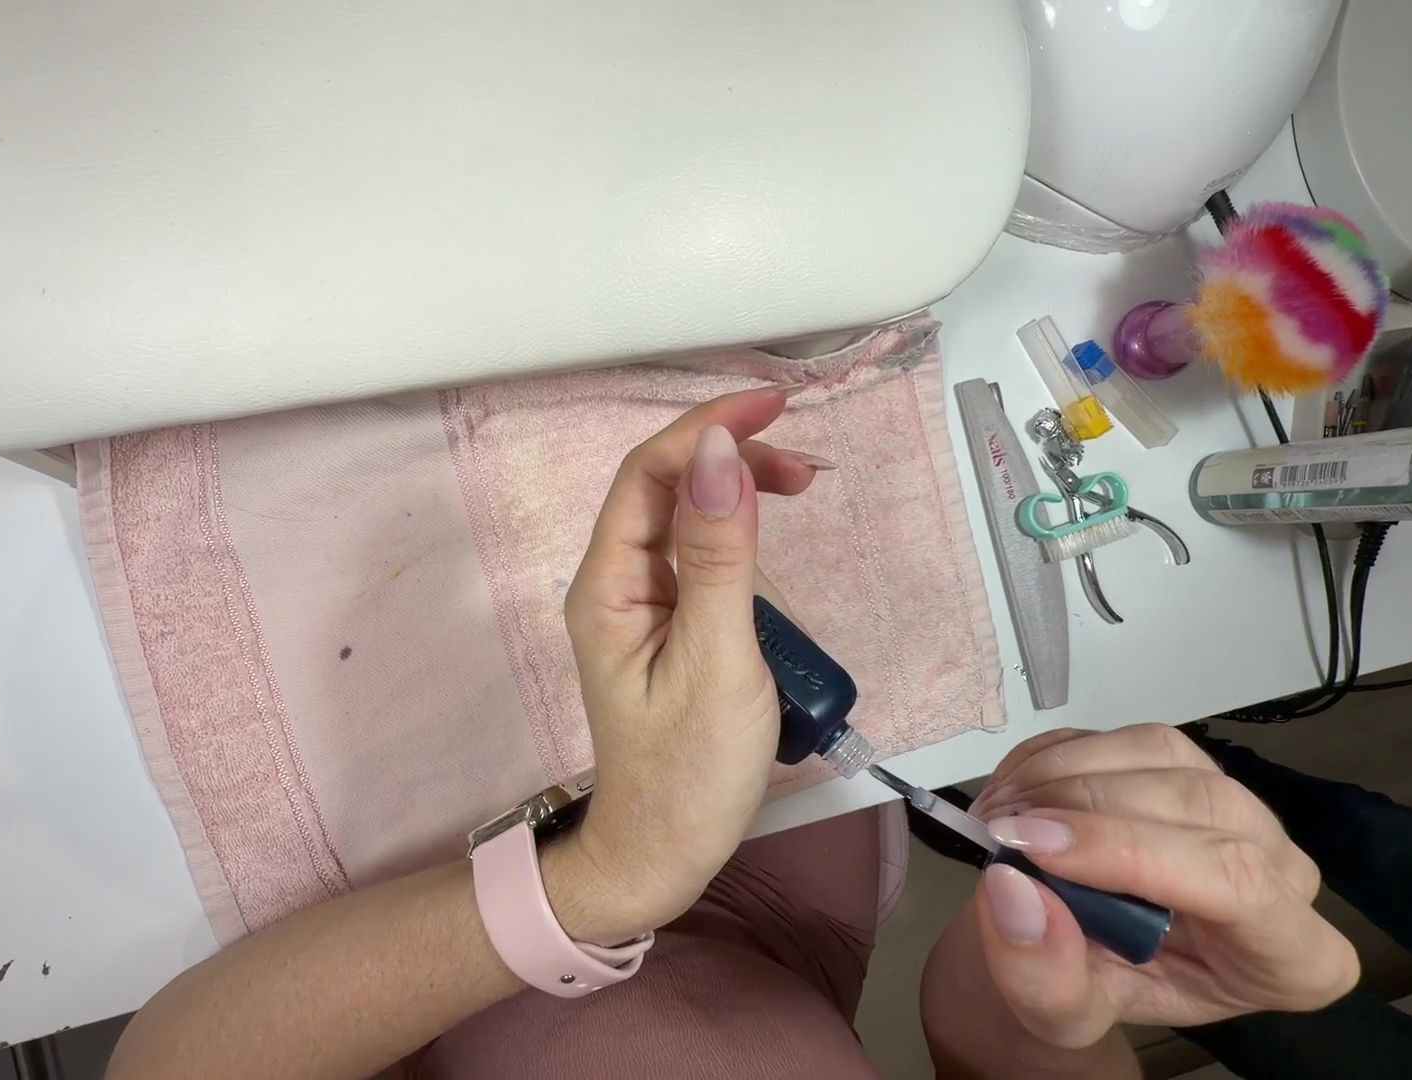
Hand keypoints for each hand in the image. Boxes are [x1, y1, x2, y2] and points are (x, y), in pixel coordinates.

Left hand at [545, 388, 829, 943]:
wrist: (661, 851)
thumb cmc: (688, 769)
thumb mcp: (715, 659)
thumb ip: (718, 555)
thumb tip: (718, 452)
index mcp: (608, 583)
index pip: (646, 474)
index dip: (702, 427)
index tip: (773, 404)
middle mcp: (614, 580)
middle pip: (661, 486)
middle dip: (725, 454)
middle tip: (802, 462)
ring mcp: (638, 601)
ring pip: (681, 515)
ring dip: (735, 486)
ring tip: (799, 483)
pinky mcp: (665, 621)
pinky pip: (695, 552)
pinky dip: (734, 527)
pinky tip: (767, 526)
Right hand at [940, 724, 1358, 1049]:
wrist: (1063, 946)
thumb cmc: (1078, 985)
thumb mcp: (1055, 1013)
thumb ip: (1041, 974)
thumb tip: (1013, 887)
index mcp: (1286, 958)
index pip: (1237, 884)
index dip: (1126, 851)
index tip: (1025, 845)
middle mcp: (1280, 871)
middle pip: (1200, 804)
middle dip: (1081, 805)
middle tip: (997, 827)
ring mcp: (1230, 806)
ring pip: (1159, 752)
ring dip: (1058, 773)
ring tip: (997, 812)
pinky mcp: (1175, 764)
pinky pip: (1116, 735)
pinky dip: (1047, 756)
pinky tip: (1012, 792)